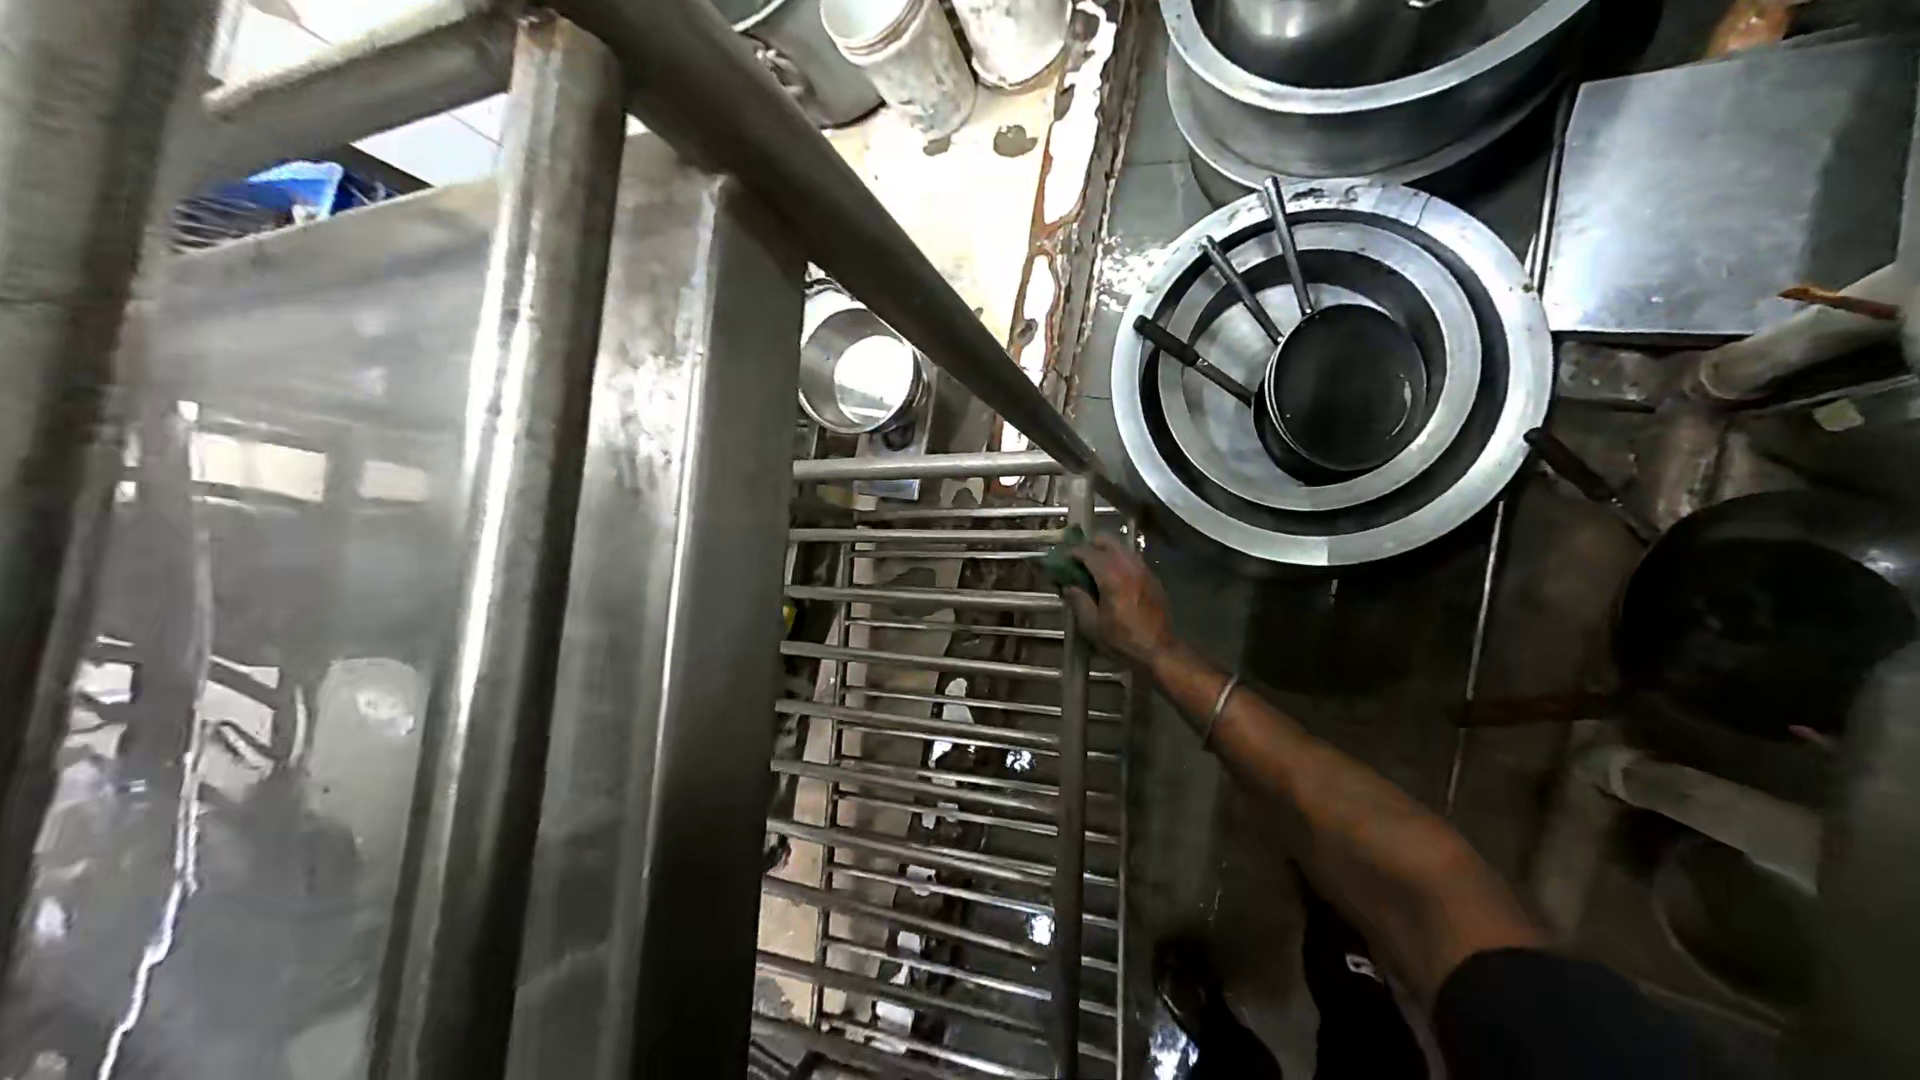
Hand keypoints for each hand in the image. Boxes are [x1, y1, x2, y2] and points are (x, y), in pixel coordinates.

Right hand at [1065, 533, 1175, 665]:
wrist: (1159, 651)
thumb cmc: (1122, 641)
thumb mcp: (1092, 626)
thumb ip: (1079, 601)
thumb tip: (1069, 587)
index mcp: (1112, 577)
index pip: (1089, 552)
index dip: (1074, 552)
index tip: (1064, 558)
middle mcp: (1129, 567)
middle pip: (1109, 541)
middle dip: (1092, 545)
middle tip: (1080, 558)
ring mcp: (1144, 571)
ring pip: (1123, 548)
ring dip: (1108, 552)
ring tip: (1097, 567)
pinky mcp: (1153, 578)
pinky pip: (1134, 559)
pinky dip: (1121, 561)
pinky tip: (1115, 577)